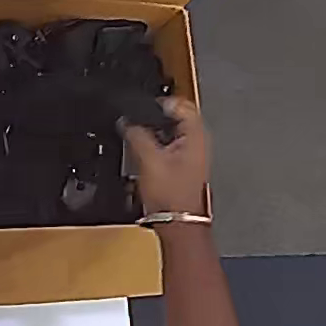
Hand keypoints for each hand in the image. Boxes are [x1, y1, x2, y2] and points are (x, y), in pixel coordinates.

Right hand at [123, 98, 208, 214]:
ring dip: (155, 133)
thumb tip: (127, 122)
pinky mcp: (184, 166)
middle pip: (177, 116)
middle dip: (155, 117)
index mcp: (195, 135)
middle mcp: (198, 142)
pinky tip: (146, 155)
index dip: (160, 102)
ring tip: (139, 139)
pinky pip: (169, 146)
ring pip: (172, 132)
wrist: (176, 222)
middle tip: (138, 122)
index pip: (181, 103)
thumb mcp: (148, 159)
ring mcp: (192, 155)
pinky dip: (157, 146)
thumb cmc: (171, 196)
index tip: (142, 109)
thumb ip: (137, 135)